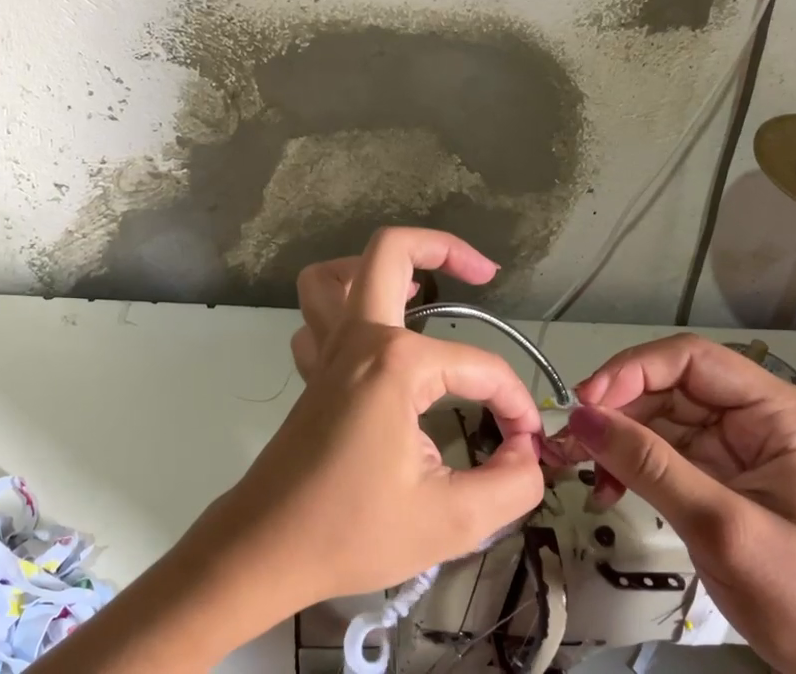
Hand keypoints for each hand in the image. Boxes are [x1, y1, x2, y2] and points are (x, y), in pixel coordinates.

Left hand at [209, 228, 546, 608]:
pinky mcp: (313, 375)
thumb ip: (511, 484)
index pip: (479, 366)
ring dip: (375, 269)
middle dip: (443, 246)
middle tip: (485, 273)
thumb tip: (529, 455)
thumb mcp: (452, 520)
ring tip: (421, 289)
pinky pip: (319, 319)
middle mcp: (359, 340)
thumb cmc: (353, 531)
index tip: (526, 447)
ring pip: (333, 277)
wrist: (266, 547)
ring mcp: (328, 353)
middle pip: (390, 252)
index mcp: (396, 364)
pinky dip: (344, 311)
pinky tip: (376, 338)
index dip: (515, 402)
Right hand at [562, 334, 795, 673]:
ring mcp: (739, 450)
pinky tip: (609, 491)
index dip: (632, 371)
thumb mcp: (722, 526)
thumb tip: (581, 418)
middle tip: (570, 443)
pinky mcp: (722, 480)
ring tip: (580, 469)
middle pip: (670, 387)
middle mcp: (759, 419)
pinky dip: (630, 468)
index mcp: (780, 413)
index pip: (692, 360)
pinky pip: (663, 455)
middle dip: (617, 411)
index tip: (586, 403)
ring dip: (617, 442)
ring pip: (660, 420)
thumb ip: (649, 466)